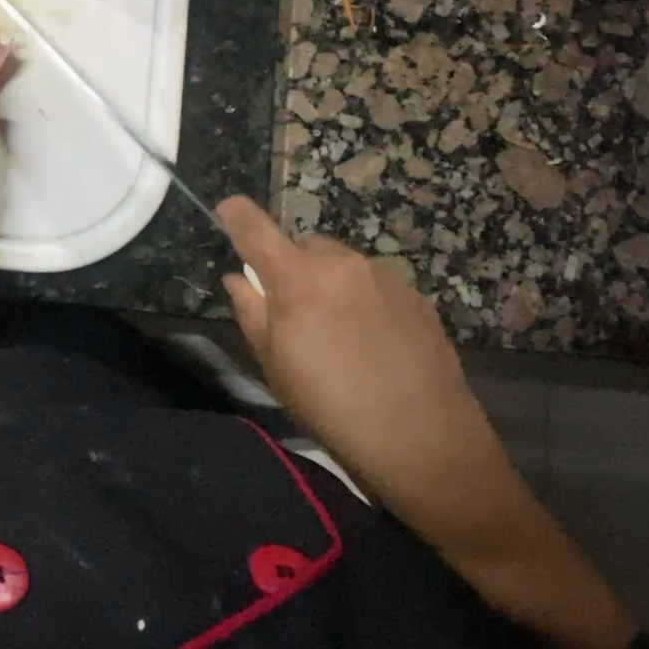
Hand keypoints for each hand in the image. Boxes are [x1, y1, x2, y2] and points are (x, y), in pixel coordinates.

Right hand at [217, 196, 516, 552]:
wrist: (423, 438)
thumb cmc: (330, 404)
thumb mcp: (273, 364)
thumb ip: (251, 311)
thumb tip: (238, 278)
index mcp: (298, 277)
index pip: (256, 228)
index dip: (236, 214)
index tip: (226, 210)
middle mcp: (342, 263)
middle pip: (304, 247)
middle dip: (292, 267)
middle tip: (292, 312)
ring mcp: (384, 277)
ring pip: (341, 265)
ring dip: (329, 284)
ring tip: (336, 334)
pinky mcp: (416, 296)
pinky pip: (374, 284)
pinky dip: (362, 300)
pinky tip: (371, 343)